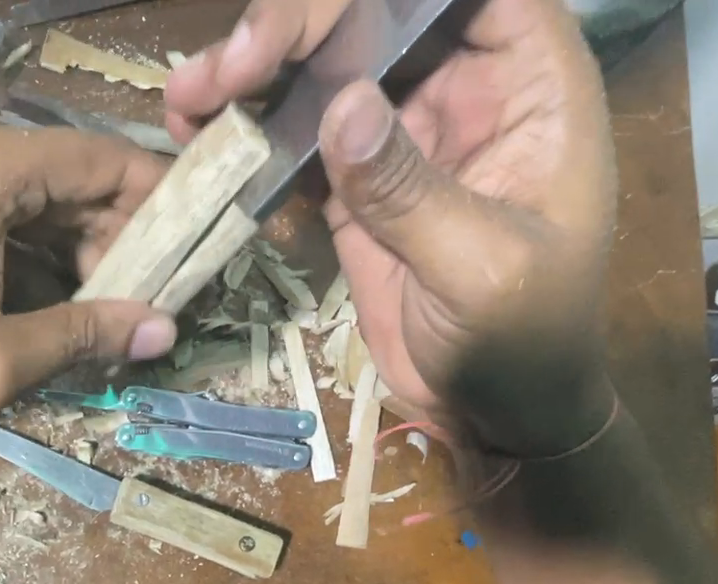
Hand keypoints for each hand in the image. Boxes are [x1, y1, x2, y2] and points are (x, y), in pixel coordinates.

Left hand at [0, 119, 178, 440]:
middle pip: (75, 180)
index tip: (201, 246)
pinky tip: (60, 309)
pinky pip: (2, 221)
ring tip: (116, 317)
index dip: (163, 202)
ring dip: (81, 256)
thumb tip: (164, 331)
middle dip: (123, 240)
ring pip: (40, 204)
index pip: (106, 160)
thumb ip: (83, 335)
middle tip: (159, 301)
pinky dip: (37, 261)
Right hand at [168, 0, 617, 457]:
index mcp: (529, 85)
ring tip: (188, 98)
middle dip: (298, 26)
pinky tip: (201, 140)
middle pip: (376, 16)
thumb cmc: (520, 342)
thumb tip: (339, 105)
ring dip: (254, 77)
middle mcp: (461, 92)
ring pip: (324, 74)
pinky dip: (250, 141)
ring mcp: (398, 141)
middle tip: (230, 68)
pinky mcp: (350, 191)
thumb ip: (412, 191)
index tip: (315, 12)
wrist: (488, 410)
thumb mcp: (480, 268)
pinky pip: (296, 146)